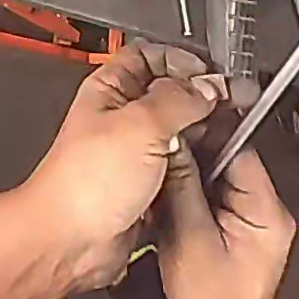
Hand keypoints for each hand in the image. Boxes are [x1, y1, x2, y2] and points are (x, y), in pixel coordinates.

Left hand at [21, 43, 219, 290]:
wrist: (70, 243)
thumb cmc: (82, 183)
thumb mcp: (139, 125)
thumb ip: (179, 100)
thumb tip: (207, 86)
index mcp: (110, 88)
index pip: (151, 56)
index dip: (182, 60)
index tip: (210, 74)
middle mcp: (122, 117)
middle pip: (170, 93)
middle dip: (200, 97)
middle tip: (229, 103)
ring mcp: (134, 151)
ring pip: (178, 131)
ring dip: (201, 133)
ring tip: (225, 134)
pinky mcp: (146, 183)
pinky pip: (179, 165)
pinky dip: (197, 165)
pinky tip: (212, 166)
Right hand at [156, 142, 295, 298]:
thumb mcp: (188, 237)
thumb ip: (182, 184)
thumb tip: (171, 139)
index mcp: (267, 209)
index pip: (240, 147)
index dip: (206, 129)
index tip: (174, 119)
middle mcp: (267, 207)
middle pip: (229, 156)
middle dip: (194, 147)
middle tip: (160, 140)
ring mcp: (253, 215)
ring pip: (218, 171)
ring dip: (189, 166)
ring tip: (160, 160)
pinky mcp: (237, 224)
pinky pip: (213, 189)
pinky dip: (190, 185)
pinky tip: (168, 184)